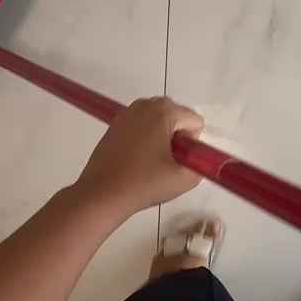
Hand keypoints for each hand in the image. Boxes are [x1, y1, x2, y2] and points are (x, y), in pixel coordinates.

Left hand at [70, 97, 203, 218]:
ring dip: (161, 135)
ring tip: (150, 160)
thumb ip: (200, 165)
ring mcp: (127, 113)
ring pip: (158, 120)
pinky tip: (135, 158)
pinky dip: (144, 137)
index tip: (176, 161)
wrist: (101, 195)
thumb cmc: (144, 184)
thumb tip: (195, 160)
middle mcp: (145, 104)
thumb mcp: (184, 179)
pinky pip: (140, 125)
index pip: (195, 122)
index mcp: (164, 111)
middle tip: (166, 161)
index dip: (191, 144)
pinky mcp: (114, 124)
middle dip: (176, 136)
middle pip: (176, 116)